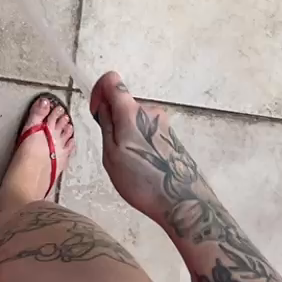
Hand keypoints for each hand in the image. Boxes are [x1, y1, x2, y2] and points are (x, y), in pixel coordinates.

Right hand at [89, 71, 207, 226]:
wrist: (183, 201)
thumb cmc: (144, 181)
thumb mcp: (111, 155)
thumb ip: (106, 124)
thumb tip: (103, 106)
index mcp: (131, 111)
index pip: (111, 80)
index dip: (99, 92)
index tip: (98, 113)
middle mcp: (150, 110)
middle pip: (123, 102)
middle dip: (113, 120)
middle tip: (113, 149)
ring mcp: (163, 122)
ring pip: (135, 118)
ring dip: (127, 133)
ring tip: (130, 163)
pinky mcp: (170, 135)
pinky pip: (147, 129)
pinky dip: (140, 141)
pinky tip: (143, 165)